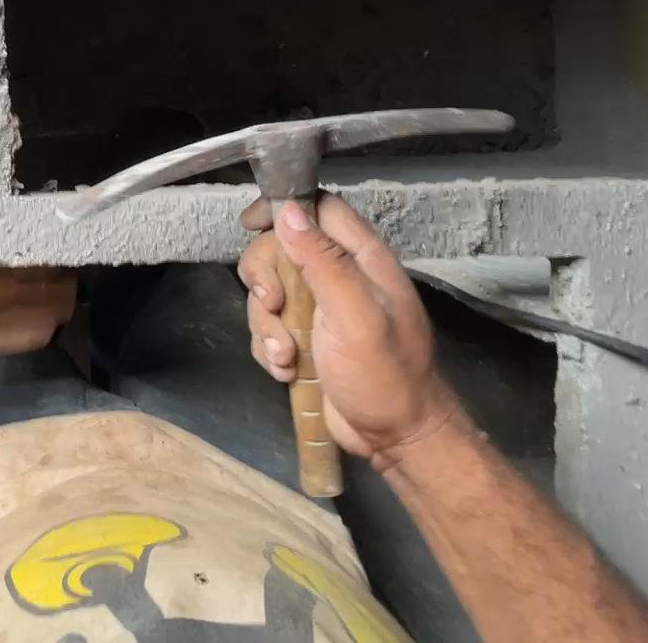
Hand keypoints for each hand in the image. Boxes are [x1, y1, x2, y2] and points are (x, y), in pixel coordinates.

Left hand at [0, 267, 76, 409]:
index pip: (2, 269)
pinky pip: (8, 334)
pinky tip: (49, 329)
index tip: (57, 265)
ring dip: (40, 309)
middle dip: (41, 287)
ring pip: (14, 311)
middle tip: (74, 284)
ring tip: (70, 304)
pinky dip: (28, 331)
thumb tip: (10, 273)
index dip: (29, 268)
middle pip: (12, 289)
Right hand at [238, 193, 463, 467]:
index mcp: (362, 259)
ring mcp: (319, 308)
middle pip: (279, 248)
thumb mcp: (355, 314)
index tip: (251, 225)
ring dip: (266, 324)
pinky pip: (267, 325)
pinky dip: (269, 347)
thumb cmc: (385, 374)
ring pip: (267, 291)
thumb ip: (322, 261)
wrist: (396, 439)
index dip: (283, 208)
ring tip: (286, 356)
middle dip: (264, 278)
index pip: (319, 208)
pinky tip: (287, 370)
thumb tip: (287, 211)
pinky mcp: (304, 337)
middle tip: (274, 305)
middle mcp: (338, 276)